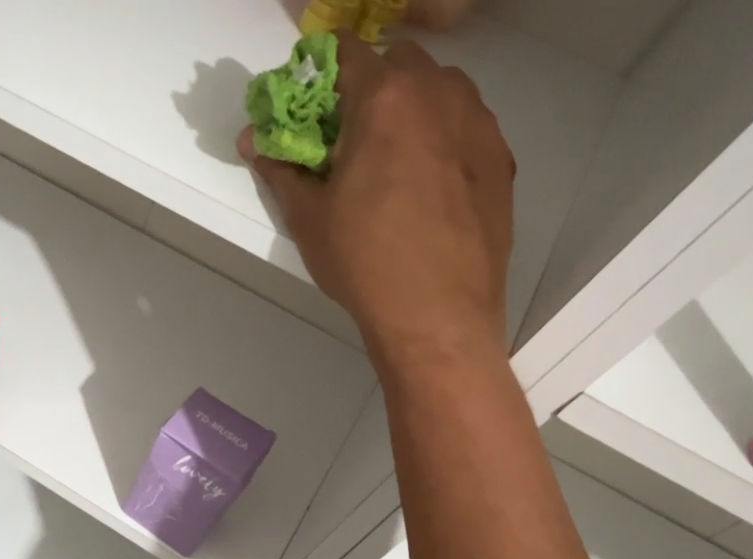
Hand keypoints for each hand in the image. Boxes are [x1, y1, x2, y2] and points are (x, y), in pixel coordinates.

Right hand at [239, 33, 513, 373]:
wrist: (436, 313)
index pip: (348, 52)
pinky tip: (424, 185)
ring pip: (440, 90)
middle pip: (400, 62)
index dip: (323, 69)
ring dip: (410, 107)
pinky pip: (465, 127)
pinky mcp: (499, 158)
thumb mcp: (307, 217)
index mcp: (384, 99)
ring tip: (388, 160)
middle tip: (347, 135)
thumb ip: (281, 168)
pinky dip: (441, 138)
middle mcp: (438, 95)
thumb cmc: (362, 261)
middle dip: (370, 85)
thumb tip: (253, 141)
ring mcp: (477, 124)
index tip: (309, 100)